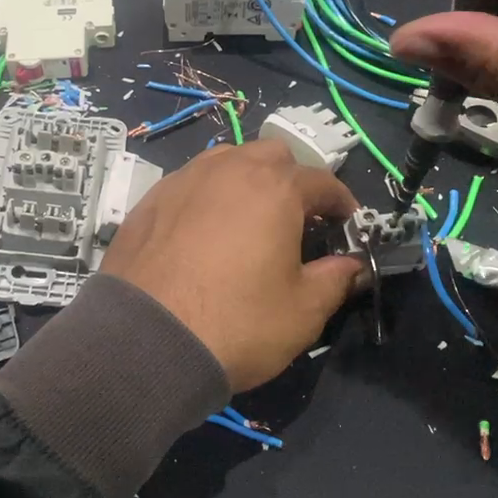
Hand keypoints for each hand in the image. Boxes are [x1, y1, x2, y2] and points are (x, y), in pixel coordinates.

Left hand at [101, 141, 362, 390]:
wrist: (145, 341)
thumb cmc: (236, 324)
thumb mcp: (303, 311)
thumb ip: (335, 279)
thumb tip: (352, 265)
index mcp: (274, 188)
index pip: (321, 181)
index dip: (340, 203)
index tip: (346, 225)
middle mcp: (228, 170)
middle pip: (271, 156)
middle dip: (291, 180)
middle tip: (297, 220)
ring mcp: (183, 180)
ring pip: (225, 162)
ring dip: (246, 181)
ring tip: (249, 221)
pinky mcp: (149, 200)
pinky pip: (190, 184)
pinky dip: (207, 197)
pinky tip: (204, 233)